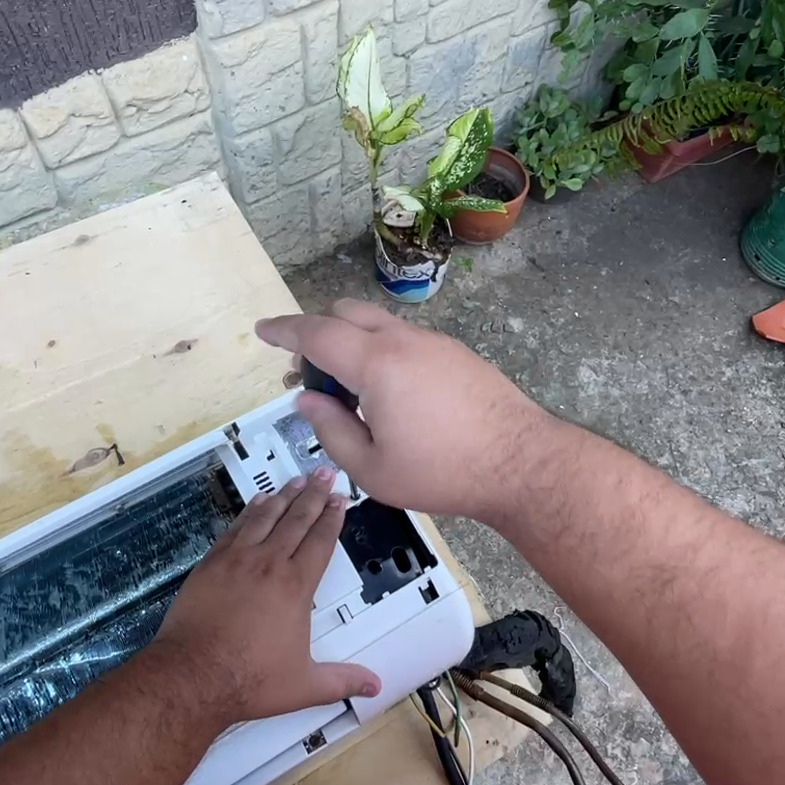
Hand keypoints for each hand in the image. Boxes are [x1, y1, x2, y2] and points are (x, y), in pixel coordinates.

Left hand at [151, 468, 379, 723]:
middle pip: (297, 519)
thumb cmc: (249, 679)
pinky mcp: (211, 563)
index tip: (340, 499)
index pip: (320, 541)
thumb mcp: (305, 685)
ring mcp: (237, 560)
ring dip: (285, 495)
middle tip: (325, 473)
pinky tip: (258, 502)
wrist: (192, 676)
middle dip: (314, 494)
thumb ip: (342, 680)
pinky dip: (250, 511)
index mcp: (296, 586)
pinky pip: (236, 528)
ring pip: (266, 516)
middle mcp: (269, 564)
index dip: (332, 517)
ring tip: (297, 480)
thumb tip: (374, 686)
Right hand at [254, 299, 555, 521]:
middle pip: (346, 312)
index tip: (262, 330)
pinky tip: (391, 395)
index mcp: (376, 363)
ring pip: (378, 323)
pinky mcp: (457, 353)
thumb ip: (330, 429)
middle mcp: (404, 340)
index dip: (283, 330)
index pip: (316, 333)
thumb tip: (306, 400)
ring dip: (351, 343)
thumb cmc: (442, 472)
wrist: (522, 463)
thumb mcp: (372, 468)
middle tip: (306, 374)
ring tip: (349, 392)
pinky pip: (405, 338)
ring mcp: (435, 342)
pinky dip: (381, 351)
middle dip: (316, 332)